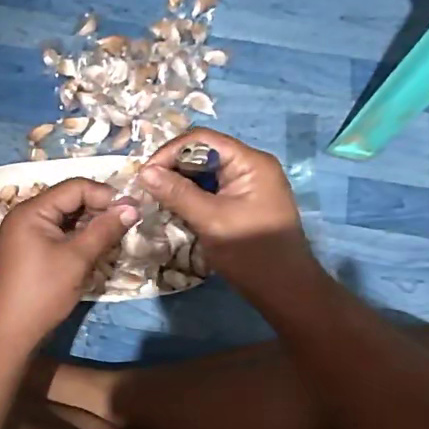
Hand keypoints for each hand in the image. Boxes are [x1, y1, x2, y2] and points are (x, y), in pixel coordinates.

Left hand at [0, 178, 136, 345]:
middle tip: (127, 223)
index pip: (74, 187)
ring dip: (90, 223)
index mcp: (31, 210)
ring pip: (65, 217)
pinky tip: (95, 247)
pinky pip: (57, 232)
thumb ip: (104, 229)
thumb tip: (132, 206)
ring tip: (115, 236)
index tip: (131, 210)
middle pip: (69, 199)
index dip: (105, 195)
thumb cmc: (43, 291)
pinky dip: (77, 236)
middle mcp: (24, 215)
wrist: (11, 330)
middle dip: (99, 209)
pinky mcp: (28, 248)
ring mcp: (24, 232)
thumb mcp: (77, 258)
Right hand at [136, 128, 318, 288]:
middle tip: (145, 188)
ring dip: (177, 183)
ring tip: (153, 198)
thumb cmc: (251, 252)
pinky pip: (208, 189)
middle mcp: (248, 166)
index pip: (201, 140)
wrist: (284, 288)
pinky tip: (171, 208)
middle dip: (171, 168)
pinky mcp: (240, 202)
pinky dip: (188, 196)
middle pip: (201, 153)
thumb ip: (177, 194)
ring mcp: (245, 185)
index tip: (144, 176)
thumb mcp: (210, 220)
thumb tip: (144, 172)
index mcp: (249, 162)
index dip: (168, 152)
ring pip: (202, 172)